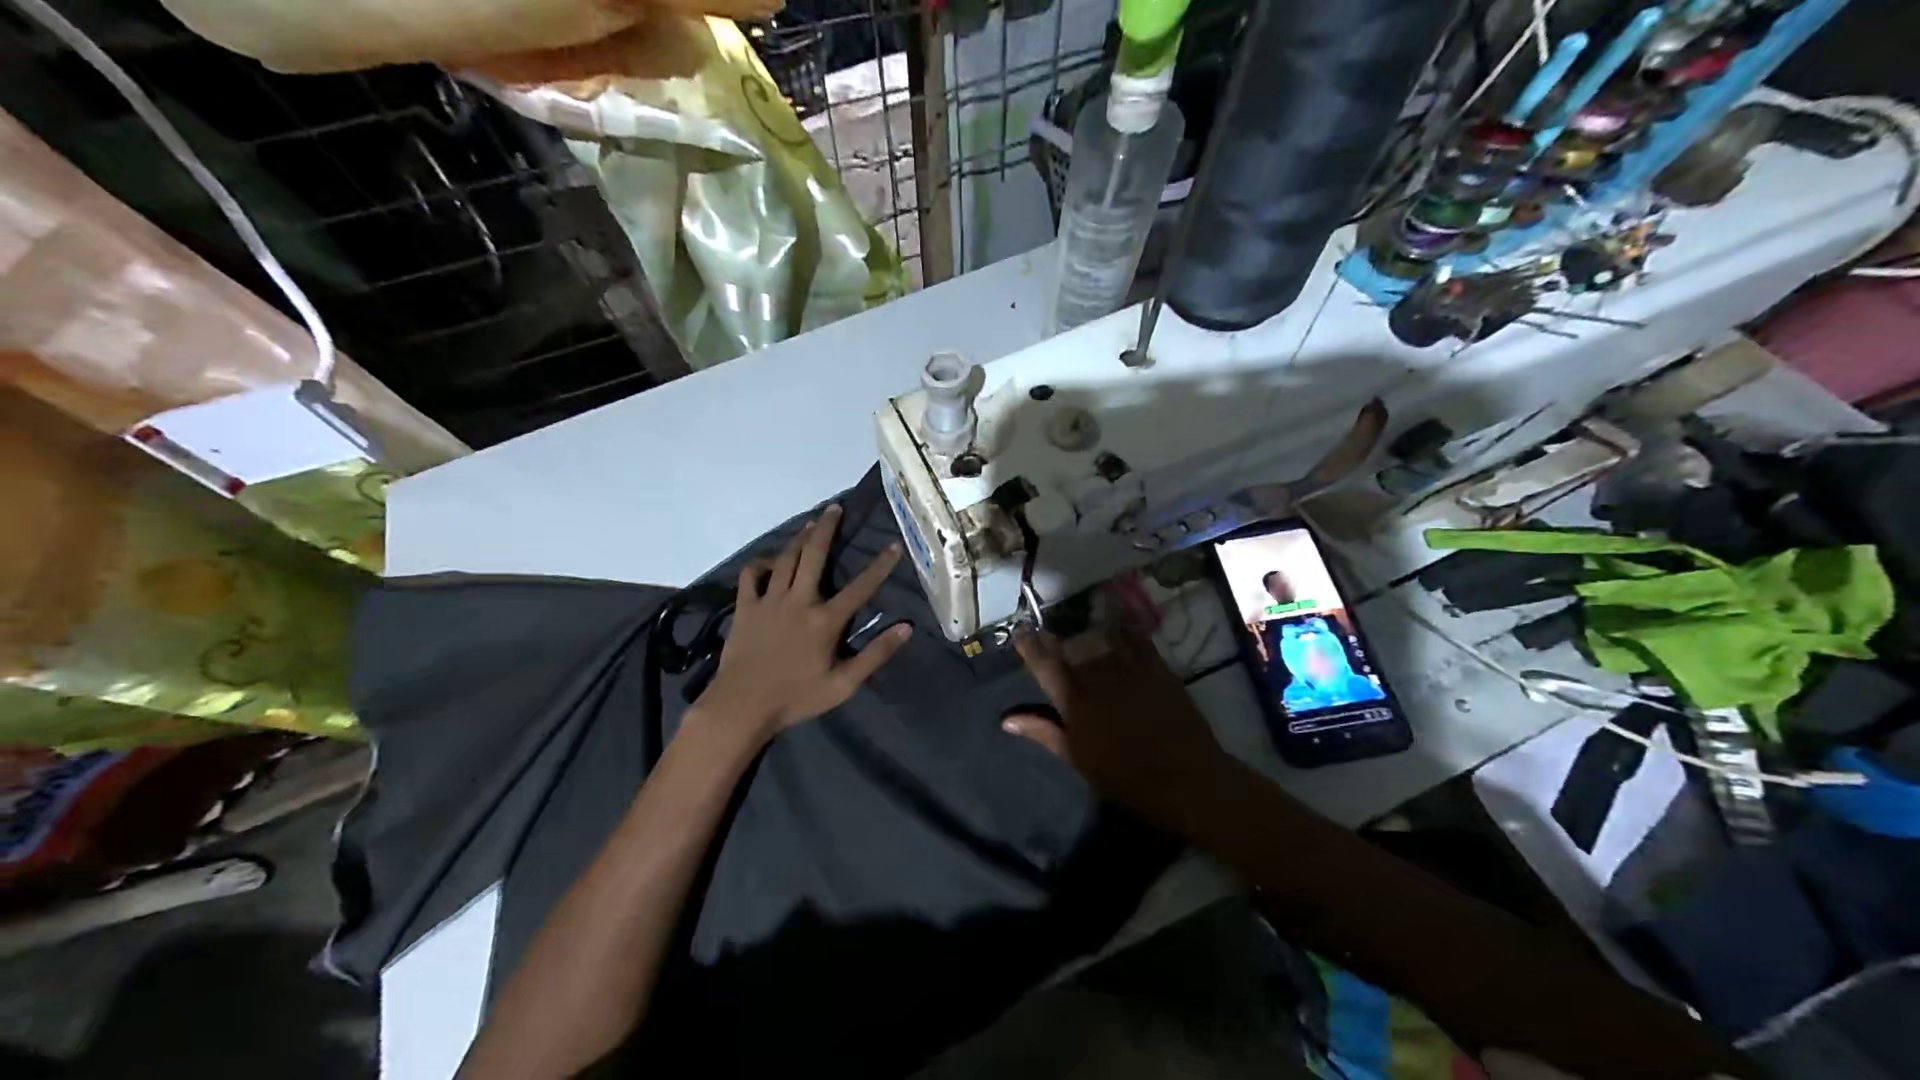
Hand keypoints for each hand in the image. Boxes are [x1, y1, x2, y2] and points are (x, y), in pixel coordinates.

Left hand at [696, 505, 910, 742]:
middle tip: (835, 508)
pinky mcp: (746, 607)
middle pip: (814, 555)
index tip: (894, 546)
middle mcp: (799, 601)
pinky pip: (751, 575)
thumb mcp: (843, 685)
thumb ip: (875, 655)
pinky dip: (760, 564)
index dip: (880, 566)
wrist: (742, 705)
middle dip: (827, 529)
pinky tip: (769, 561)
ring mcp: (770, 601)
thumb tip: (905, 629)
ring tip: (809, 523)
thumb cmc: (796, 698)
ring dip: (799, 538)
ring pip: (785, 559)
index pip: (860, 587)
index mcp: (825, 620)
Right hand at [1003, 624, 1231, 829]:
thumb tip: (1007, 720)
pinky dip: (1125, 628)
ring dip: (1086, 630)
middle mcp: (1099, 680)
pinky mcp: (1157, 669)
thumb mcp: (1079, 760)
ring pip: (1101, 639)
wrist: (1187, 779)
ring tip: (1077, 625)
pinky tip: (1118, 621)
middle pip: (1071, 648)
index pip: (1045, 667)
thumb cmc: (1128, 779)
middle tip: (1045, 628)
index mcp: (1076, 705)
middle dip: (1055, 637)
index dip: (1030, 646)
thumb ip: (1044, 732)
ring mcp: (1129, 671)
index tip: (1020, 629)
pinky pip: (1137, 639)